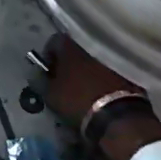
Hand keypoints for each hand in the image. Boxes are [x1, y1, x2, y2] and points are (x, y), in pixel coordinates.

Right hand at [43, 34, 160, 159]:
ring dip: (85, 72)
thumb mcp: (50, 94)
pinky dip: (101, 80)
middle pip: (74, 51)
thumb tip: (34, 72)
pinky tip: (99, 95)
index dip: (48, 56)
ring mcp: (110, 58)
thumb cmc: (77, 101)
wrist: (118, 118)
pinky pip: (108, 71)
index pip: (53, 41)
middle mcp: (91, 45)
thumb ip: (39, 80)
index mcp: (71, 46)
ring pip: (92, 61)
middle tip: (63, 82)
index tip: (47, 73)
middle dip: (67, 64)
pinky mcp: (126, 71)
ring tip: (81, 91)